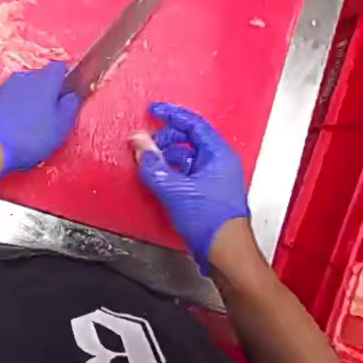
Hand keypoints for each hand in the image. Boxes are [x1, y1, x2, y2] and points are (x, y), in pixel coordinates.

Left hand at [0, 64, 80, 174]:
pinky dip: (10, 112)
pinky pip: (6, 102)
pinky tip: (10, 130)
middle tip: (48, 117)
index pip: (59, 68)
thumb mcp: (60, 127)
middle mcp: (22, 77)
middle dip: (45, 94)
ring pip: (21, 91)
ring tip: (28, 127)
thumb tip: (71, 96)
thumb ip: (69, 108)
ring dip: (26, 103)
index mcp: (44, 79)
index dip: (65, 80)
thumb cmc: (29, 137)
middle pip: (39, 79)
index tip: (66, 98)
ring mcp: (2, 88)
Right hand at [135, 102, 251, 272]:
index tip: (153, 111)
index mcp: (218, 155)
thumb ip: (153, 163)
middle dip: (166, 138)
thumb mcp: (174, 188)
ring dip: (167, 156)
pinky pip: (187, 173)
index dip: (172, 115)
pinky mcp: (207, 194)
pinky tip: (159, 180)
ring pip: (187, 157)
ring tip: (149, 162)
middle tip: (145, 142)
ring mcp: (215, 179)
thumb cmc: (209, 219)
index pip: (194, 125)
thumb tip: (138, 141)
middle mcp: (219, 163)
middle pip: (190, 140)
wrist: (225, 252)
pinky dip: (171, 171)